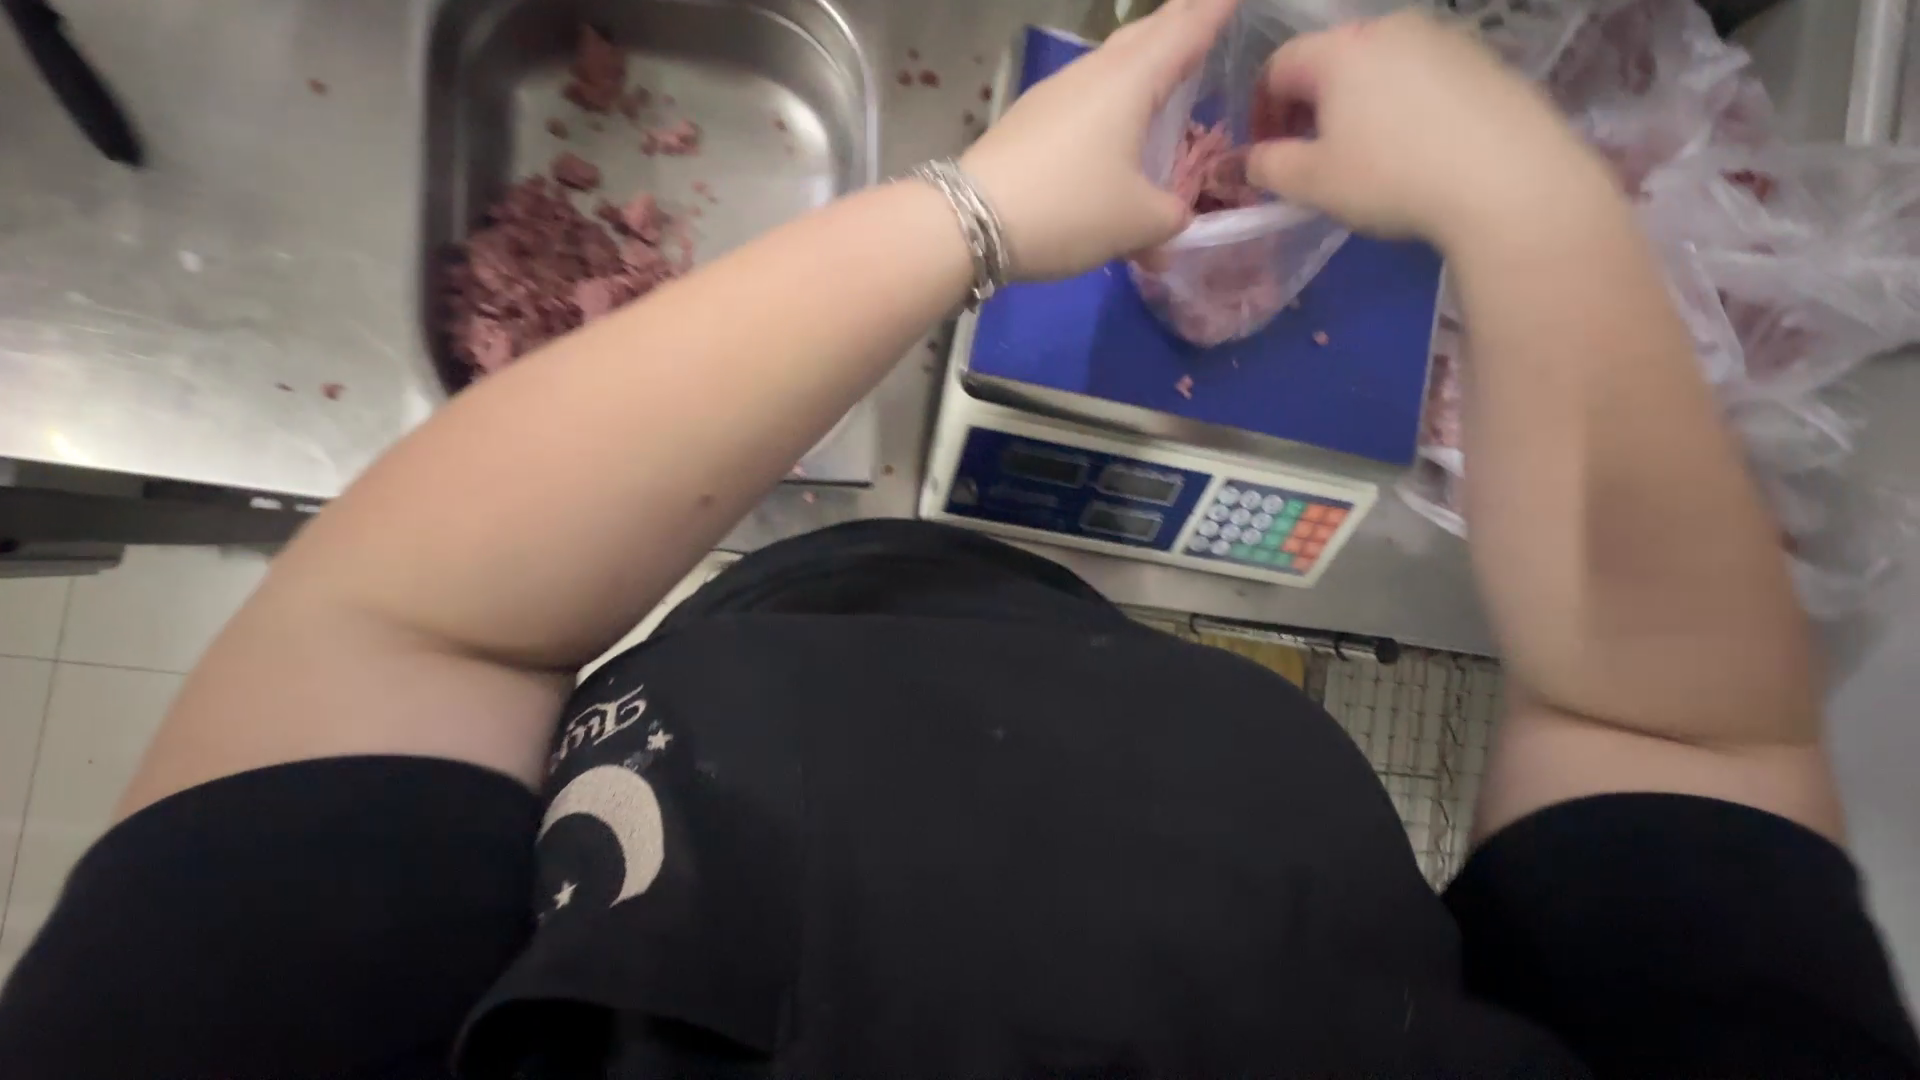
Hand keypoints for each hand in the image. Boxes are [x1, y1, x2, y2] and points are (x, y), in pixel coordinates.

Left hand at [959, 0, 1238, 281]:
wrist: (970, 222)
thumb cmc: (1068, 209)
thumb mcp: (1137, 222)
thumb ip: (1170, 216)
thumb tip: (1175, 216)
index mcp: (1132, 80)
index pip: (1187, 27)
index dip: (1215, 11)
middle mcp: (1093, 73)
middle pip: (1145, 36)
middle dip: (1177, 27)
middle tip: (1201, 23)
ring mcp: (1054, 95)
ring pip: (1109, 68)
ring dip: (1138, 69)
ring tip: (1160, 80)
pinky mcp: (1028, 123)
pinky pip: (1083, 101)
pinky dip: (1108, 106)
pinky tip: (1109, 133)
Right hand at [1246, 11, 1608, 245]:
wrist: (1506, 178)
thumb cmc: (1390, 176)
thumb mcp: (1311, 182)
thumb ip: (1266, 167)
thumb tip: (1245, 161)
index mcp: (1339, 51)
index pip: (1276, 67)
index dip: (1259, 112)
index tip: (1265, 155)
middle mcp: (1388, 28)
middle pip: (1327, 63)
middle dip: (1306, 110)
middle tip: (1307, 160)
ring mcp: (1441, 38)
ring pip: (1374, 69)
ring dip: (1352, 109)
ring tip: (1360, 158)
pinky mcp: (1480, 59)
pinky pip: (1417, 78)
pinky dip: (1397, 108)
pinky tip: (1410, 151)